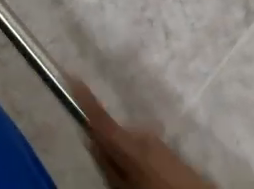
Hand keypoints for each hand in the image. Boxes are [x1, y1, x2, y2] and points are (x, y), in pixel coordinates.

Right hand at [76, 83, 213, 188]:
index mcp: (129, 144)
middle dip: (114, 145)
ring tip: (138, 177)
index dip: (85, 97)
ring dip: (133, 154)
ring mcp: (166, 146)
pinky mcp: (181, 157)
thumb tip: (92, 141)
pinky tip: (156, 179)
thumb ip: (106, 163)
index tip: (73, 75)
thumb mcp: (123, 187)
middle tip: (114, 166)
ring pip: (138, 143)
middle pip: (120, 134)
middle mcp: (147, 137)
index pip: (100, 117)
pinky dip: (149, 161)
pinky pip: (154, 152)